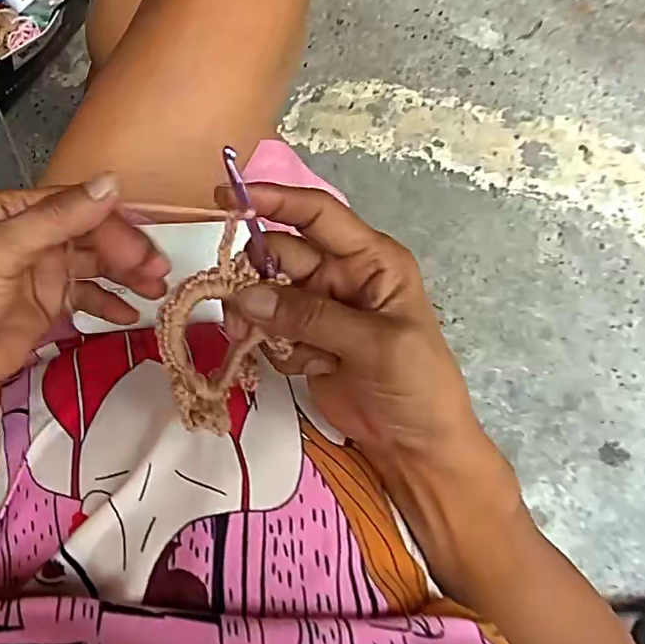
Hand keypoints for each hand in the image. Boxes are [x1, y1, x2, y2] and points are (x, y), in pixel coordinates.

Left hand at [0, 174, 169, 402]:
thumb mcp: (3, 251)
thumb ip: (57, 218)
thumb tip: (110, 184)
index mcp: (15, 211)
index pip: (75, 205)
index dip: (112, 221)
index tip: (142, 242)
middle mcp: (33, 237)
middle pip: (91, 234)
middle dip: (125, 250)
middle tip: (155, 270)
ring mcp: (43, 272)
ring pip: (96, 265)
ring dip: (126, 274)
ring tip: (154, 289)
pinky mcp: (50, 306)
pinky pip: (89, 298)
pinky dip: (110, 304)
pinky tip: (129, 314)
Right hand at [220, 183, 520, 514]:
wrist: (414, 445)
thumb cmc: (417, 386)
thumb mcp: (375, 345)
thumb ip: (310, 315)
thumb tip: (246, 295)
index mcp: (371, 260)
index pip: (316, 215)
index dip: (273, 201)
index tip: (227, 198)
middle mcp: (339, 274)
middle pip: (277, 254)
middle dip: (254, 279)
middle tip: (242, 313)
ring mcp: (316, 305)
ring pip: (262, 290)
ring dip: (255, 315)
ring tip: (258, 341)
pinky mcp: (298, 335)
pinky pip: (263, 323)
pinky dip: (265, 340)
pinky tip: (296, 363)